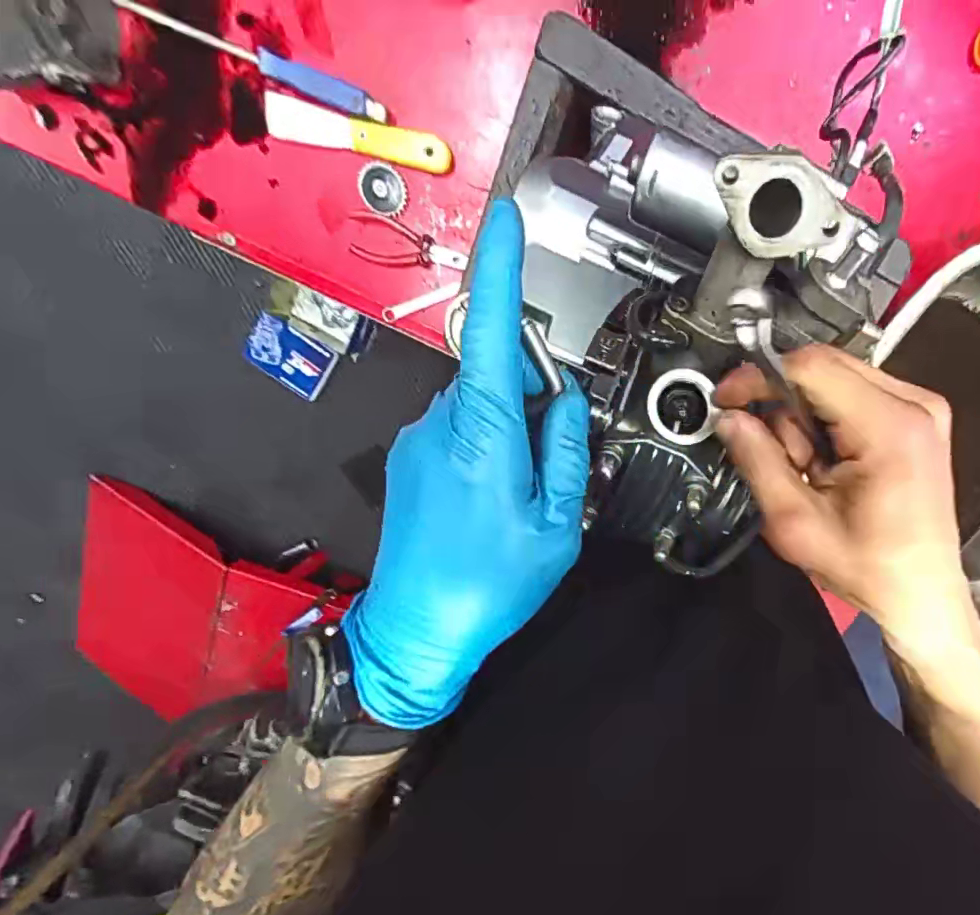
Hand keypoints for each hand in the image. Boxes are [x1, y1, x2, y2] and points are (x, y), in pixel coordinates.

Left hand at [341, 198, 590, 727]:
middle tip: (555, 451)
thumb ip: (567, 455)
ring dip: (514, 429)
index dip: (500, 269)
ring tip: (523, 493)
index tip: (505, 220)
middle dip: (535, 393)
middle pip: (498, 373)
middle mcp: (442, 426)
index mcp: (485, 437)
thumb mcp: (556, 526)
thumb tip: (567, 408)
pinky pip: (461, 428)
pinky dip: (489, 445)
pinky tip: (496, 498)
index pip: (492, 332)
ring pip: (481, 405)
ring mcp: (419, 441)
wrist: (418, 629)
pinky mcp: (412, 458)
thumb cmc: (487, 584)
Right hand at [713, 346, 972, 658]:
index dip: (759, 376)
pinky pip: (854, 396)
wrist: (920, 592)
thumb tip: (729, 419)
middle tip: (776, 454)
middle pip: (824, 366)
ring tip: (810, 470)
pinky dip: (828, 422)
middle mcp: (915, 405)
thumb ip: (758, 461)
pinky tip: (829, 463)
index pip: (811, 366)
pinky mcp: (918, 419)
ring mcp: (922, 408)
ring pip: (836, 379)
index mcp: (891, 427)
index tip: (728, 399)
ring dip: (805, 418)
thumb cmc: (869, 568)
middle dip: (784, 404)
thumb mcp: (796, 522)